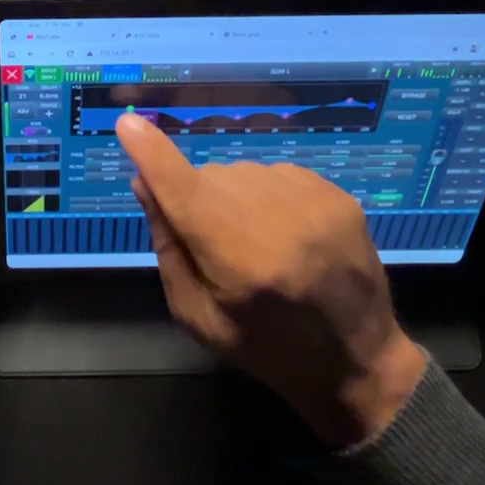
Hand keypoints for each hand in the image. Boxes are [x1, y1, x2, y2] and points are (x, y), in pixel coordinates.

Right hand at [116, 113, 425, 447]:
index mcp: (237, 257)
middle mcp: (276, 217)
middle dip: (196, 200)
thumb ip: (168, 247)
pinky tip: (282, 231)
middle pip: (208, 178)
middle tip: (214, 248)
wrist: (357, 360)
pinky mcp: (336, 194)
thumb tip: (145, 183)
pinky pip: (275, 173)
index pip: (182, 188)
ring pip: (241, 172)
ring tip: (256, 243)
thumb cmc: (265, 348)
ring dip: (232, 196)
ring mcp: (312, 201)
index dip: (151, 153)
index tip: (128, 123)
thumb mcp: (198, 315)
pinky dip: (265, 195)